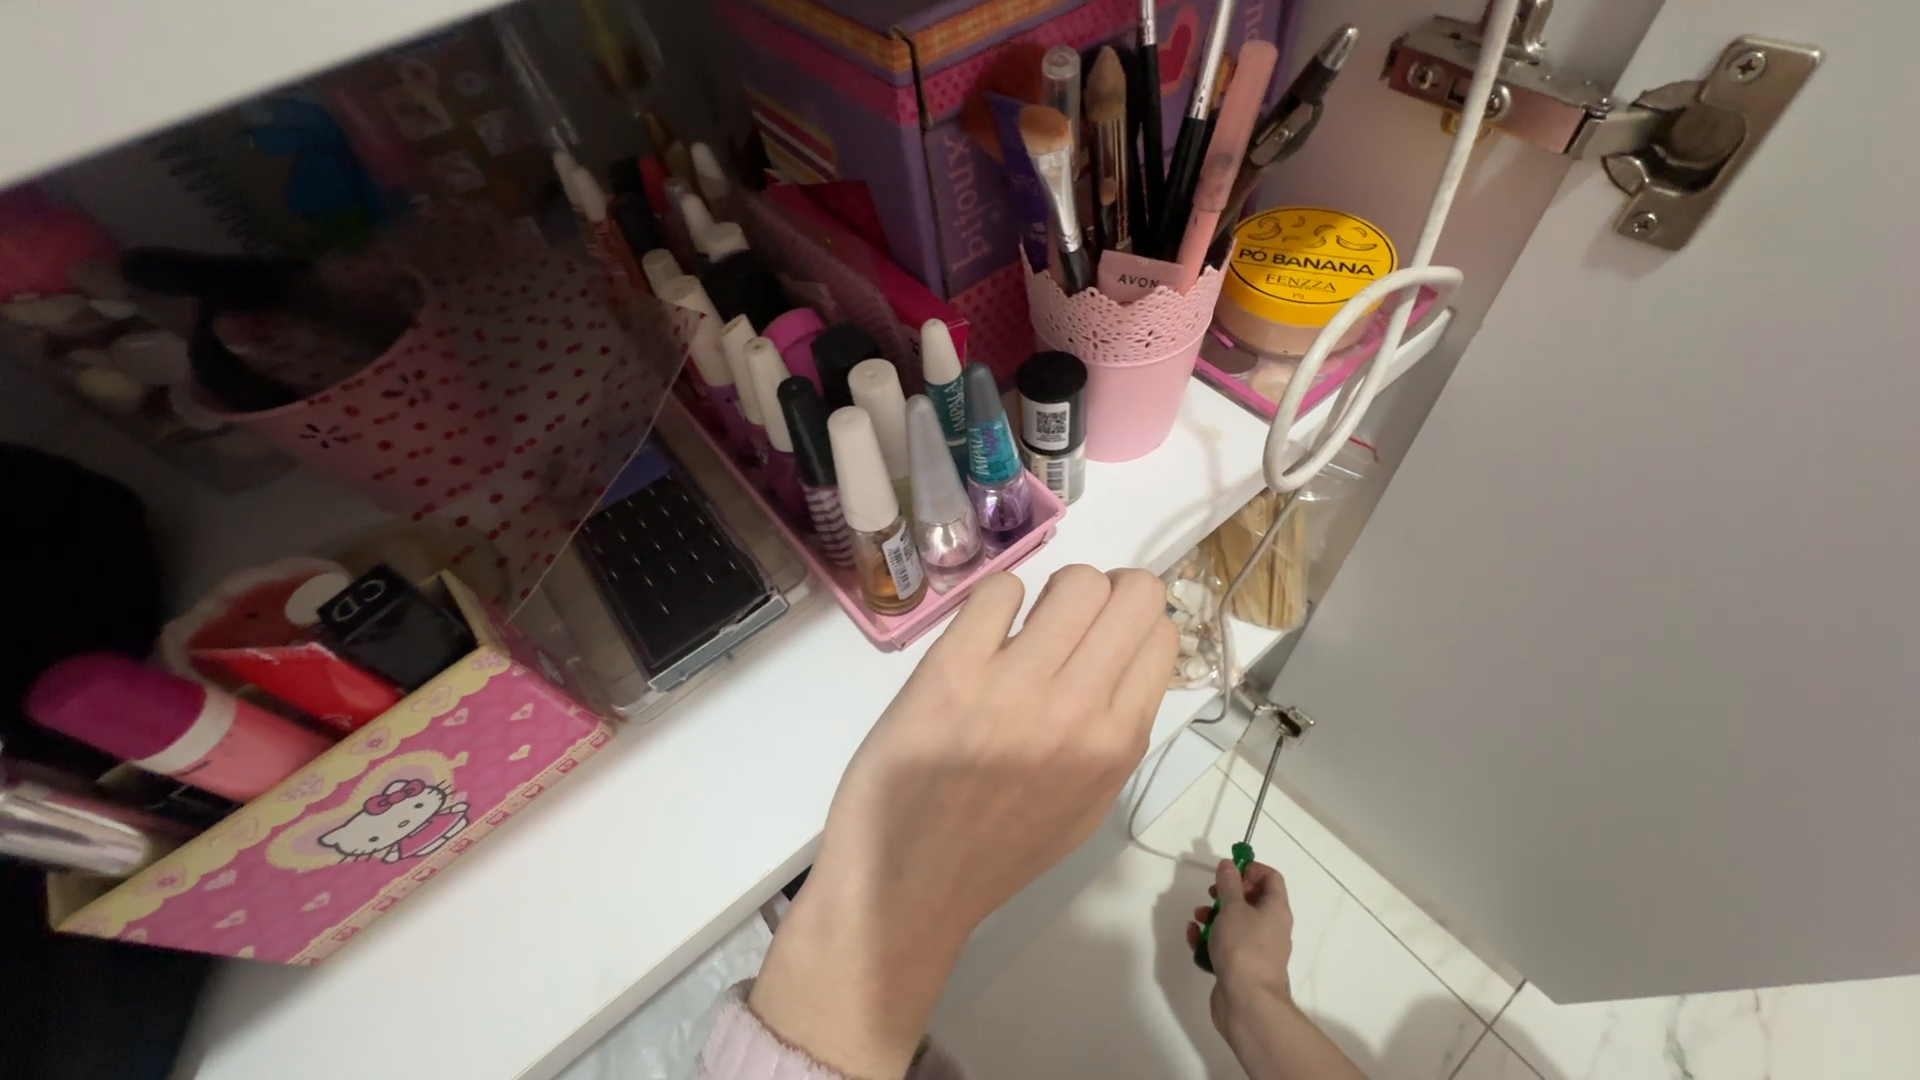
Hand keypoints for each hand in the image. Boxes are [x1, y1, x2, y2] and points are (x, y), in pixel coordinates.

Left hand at [752, 566, 1177, 1077]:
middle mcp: (1078, 708)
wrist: (910, 884)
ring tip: (1029, 621)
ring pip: (1076, 580)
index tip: (1108, 628)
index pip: (1162, 634)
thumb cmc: (1001, 846)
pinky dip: (999, 598)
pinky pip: (1000, 589)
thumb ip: (1116, 728)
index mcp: (1117, 743)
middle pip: (1134, 592)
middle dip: (1109, 590)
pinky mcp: (951, 670)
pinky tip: (984, 631)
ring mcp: (1013, 685)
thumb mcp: (1089, 800)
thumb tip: (1124, 655)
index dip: (1136, 621)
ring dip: (1057, 589)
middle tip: (1072, 616)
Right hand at [1187, 859, 1295, 1037]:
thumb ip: (1229, 883)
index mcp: (1275, 910)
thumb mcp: (1233, 907)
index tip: (1228, 871)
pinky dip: (1209, 938)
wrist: (1248, 1002)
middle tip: (1212, 893)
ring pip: (1234, 922)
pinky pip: (1224, 944)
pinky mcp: (1240, 965)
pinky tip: (1193, 937)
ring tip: (1198, 918)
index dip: (1250, 868)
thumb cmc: (1243, 948)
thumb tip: (1229, 864)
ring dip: (1213, 915)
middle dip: (1226, 893)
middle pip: (1250, 899)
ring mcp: (1255, 948)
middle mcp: (1270, 927)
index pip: (1270, 877)